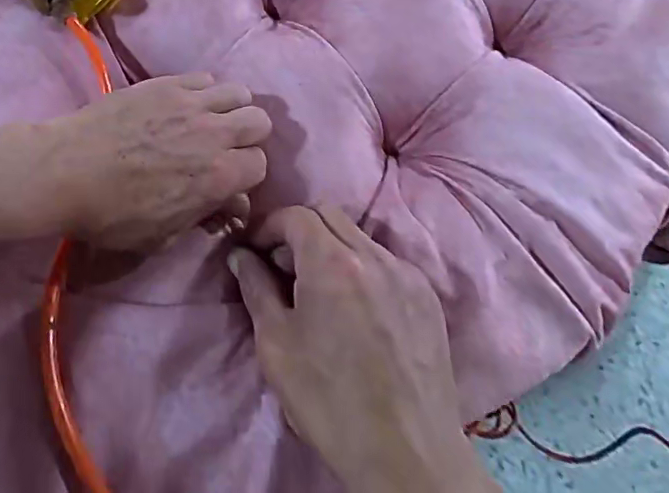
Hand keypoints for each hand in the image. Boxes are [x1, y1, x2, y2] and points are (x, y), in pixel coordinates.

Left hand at [31, 73, 269, 250]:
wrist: (66, 170)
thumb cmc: (111, 214)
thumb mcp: (161, 235)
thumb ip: (204, 216)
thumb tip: (230, 205)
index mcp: (218, 176)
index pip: (260, 165)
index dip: (245, 176)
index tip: (228, 181)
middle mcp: (215, 133)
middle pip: (260, 121)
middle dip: (248, 137)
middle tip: (225, 147)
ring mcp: (192, 102)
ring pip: (239, 92)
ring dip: (231, 108)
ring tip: (211, 120)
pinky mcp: (168, 83)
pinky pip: (205, 78)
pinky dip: (203, 91)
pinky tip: (184, 105)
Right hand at [229, 206, 497, 492]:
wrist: (408, 455)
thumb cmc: (330, 402)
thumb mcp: (277, 346)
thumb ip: (256, 288)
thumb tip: (241, 256)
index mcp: (333, 262)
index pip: (296, 214)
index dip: (270, 226)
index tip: (256, 250)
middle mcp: (374, 254)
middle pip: (329, 214)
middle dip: (300, 229)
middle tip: (283, 266)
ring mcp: (406, 273)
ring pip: (359, 236)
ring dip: (333, 248)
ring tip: (319, 291)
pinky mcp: (427, 296)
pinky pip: (387, 263)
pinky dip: (363, 269)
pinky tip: (357, 309)